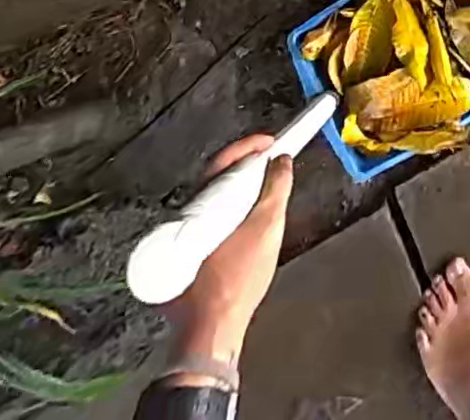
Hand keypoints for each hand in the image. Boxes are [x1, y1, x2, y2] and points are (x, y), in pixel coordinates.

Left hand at [161, 133, 293, 377]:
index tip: (272, 141)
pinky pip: (213, 214)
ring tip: (267, 184)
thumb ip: (277, 189)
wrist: (211, 329)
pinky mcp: (191, 249)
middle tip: (272, 160)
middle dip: (248, 163)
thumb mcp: (267, 228)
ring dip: (242, 184)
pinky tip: (250, 214)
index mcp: (202, 202)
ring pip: (216, 195)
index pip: (224, 160)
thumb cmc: (238, 277)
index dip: (250, 146)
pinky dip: (234, 204)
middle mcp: (189, 212)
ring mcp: (188, 232)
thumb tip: (282, 160)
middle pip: (219, 176)